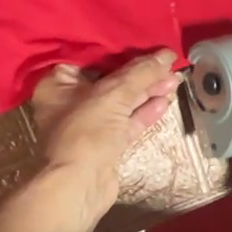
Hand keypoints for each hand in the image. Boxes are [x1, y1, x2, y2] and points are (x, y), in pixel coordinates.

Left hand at [29, 50, 180, 226]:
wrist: (78, 187)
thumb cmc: (86, 132)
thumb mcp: (113, 94)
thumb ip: (141, 73)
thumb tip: (167, 54)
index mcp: (58, 85)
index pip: (91, 59)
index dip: (119, 52)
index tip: (145, 45)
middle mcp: (69, 104)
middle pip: (109, 82)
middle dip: (139, 75)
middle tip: (168, 65)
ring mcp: (87, 127)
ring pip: (120, 104)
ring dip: (146, 93)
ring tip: (173, 80)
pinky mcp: (104, 146)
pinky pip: (126, 123)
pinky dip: (143, 113)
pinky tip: (164, 102)